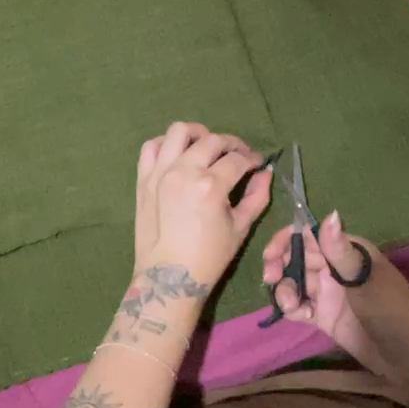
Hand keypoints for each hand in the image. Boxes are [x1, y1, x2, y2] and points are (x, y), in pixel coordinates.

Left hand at [133, 122, 271, 278]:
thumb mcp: (240, 228)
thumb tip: (265, 174)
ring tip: (206, 145)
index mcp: (211, 186)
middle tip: (238, 155)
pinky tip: (177, 153)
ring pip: (178, 132)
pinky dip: (165, 144)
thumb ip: (257, 197)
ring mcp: (160, 172)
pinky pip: (151, 147)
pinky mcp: (143, 178)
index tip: (257, 163)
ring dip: (197, 134)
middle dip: (231, 144)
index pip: (237, 159)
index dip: (252, 158)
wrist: (169, 276)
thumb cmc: (209, 256)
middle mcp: (184, 171)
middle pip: (212, 140)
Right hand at [262, 211, 408, 375]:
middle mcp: (336, 268)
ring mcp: (329, 293)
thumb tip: (328, 212)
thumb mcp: (365, 281)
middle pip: (296, 257)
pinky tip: (298, 316)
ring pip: (293, 282)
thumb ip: (341, 251)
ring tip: (291, 305)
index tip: (271, 254)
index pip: (309, 234)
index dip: (286, 240)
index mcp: (348, 251)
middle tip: (270, 279)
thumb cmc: (393, 312)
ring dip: (284, 290)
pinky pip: (299, 306)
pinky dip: (291, 309)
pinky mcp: (324, 317)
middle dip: (278, 265)